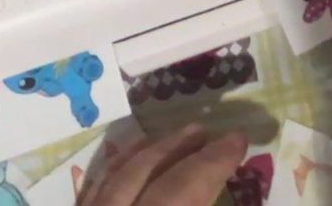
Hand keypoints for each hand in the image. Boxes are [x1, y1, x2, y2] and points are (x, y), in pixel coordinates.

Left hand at [78, 124, 247, 205]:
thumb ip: (198, 202)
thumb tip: (215, 180)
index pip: (183, 190)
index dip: (212, 164)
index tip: (238, 140)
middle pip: (149, 176)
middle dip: (182, 151)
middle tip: (208, 132)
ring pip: (117, 176)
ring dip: (152, 151)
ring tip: (180, 135)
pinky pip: (93, 189)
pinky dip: (117, 167)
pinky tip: (132, 158)